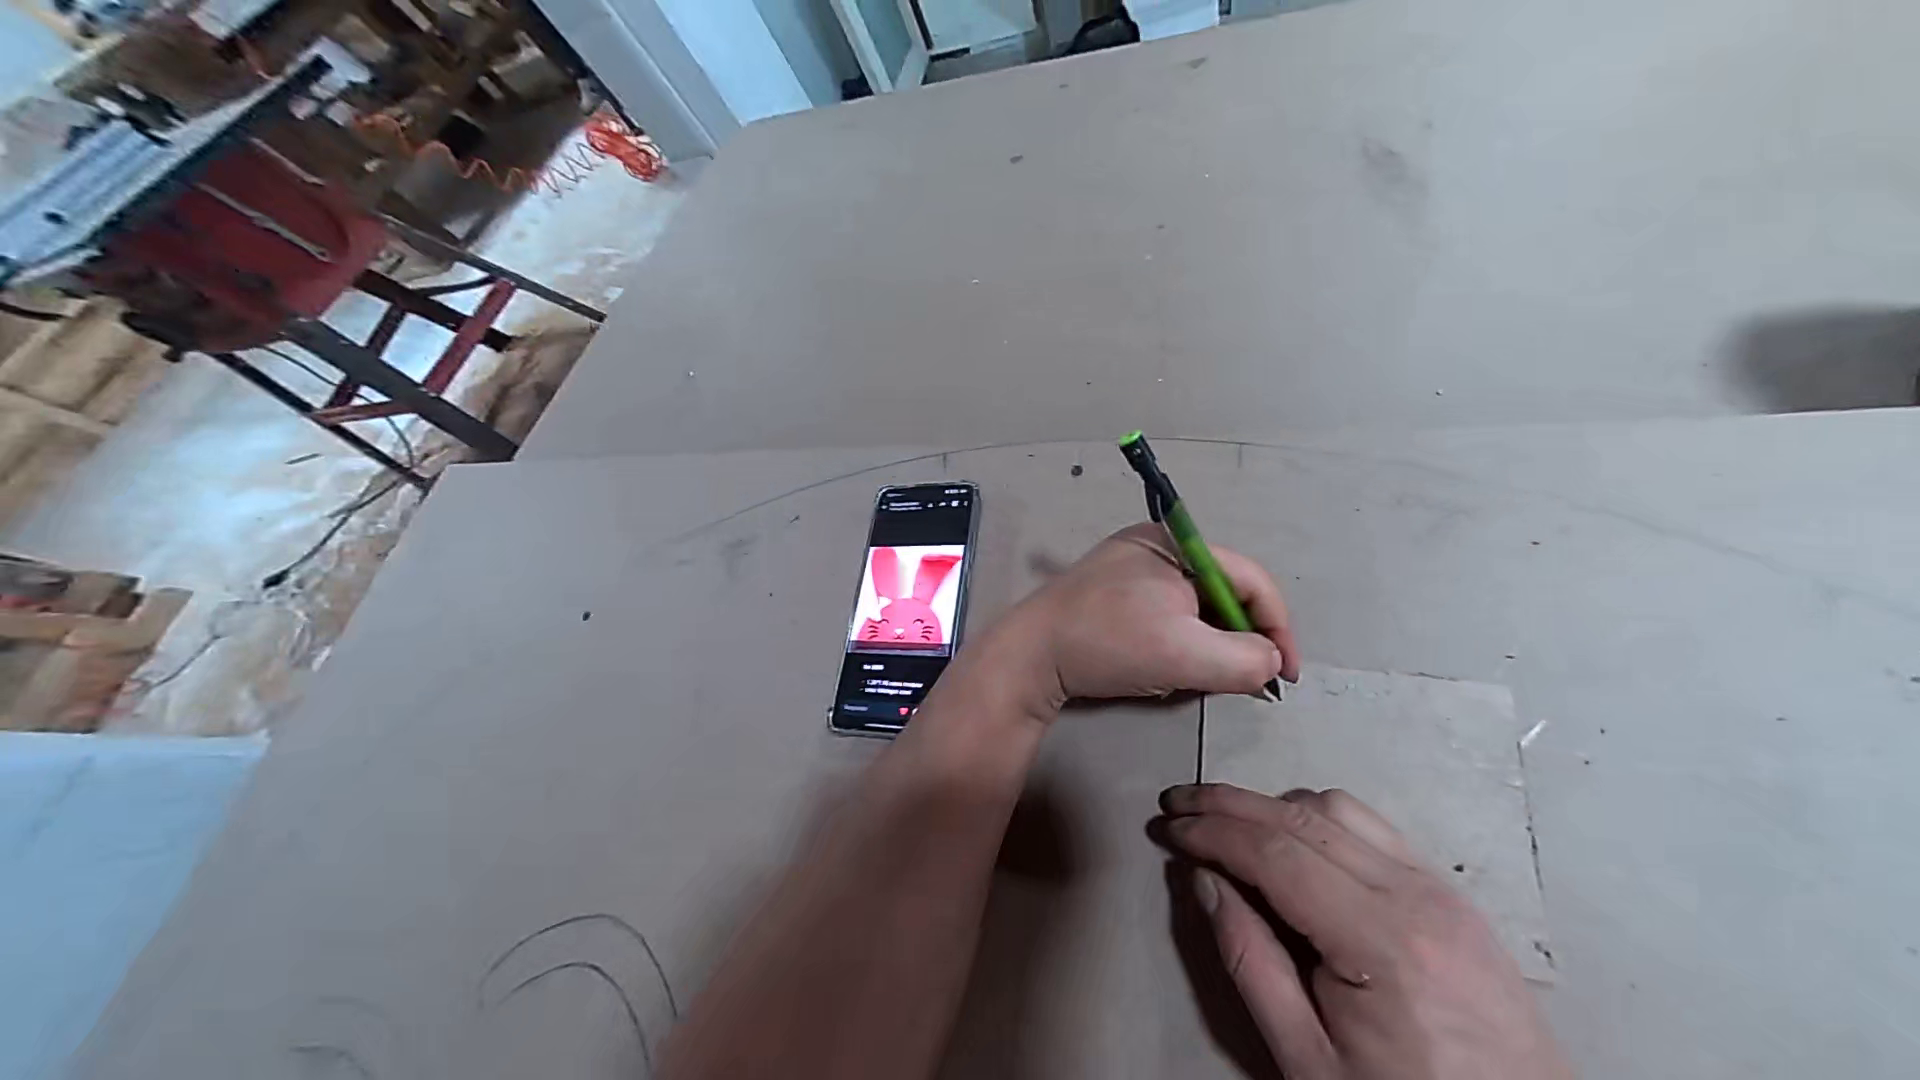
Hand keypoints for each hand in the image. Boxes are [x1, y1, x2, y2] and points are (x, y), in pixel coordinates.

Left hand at [991, 523, 1300, 711]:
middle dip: (1241, 637)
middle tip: (1245, 679)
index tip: (1285, 675)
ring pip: (1195, 607)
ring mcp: (1129, 570)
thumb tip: (1269, 662)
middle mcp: (1154, 548)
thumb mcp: (1187, 654)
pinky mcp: (1112, 596)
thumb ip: (1246, 659)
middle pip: (1223, 591)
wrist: (1029, 657)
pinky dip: (1181, 642)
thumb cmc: (1108, 644)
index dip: (1277, 627)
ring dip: (1210, 644)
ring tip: (1203, 676)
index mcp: (1175, 544)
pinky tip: (1168, 667)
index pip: (1250, 578)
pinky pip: (1166, 615)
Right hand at [1159, 785, 1572, 1079]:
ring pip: (1334, 807)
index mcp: (1383, 945)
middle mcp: (1416, 897)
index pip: (1274, 854)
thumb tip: (1205, 880)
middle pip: (1299, 817)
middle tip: (1178, 804)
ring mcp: (1440, 887)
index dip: (1212, 831)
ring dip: (1270, 805)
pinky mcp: (1450, 890)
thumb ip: (1251, 963)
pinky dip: (1314, 816)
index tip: (1168, 828)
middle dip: (1227, 803)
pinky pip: (1369, 824)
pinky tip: (1289, 837)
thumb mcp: (1309, 1061)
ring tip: (1228, 824)